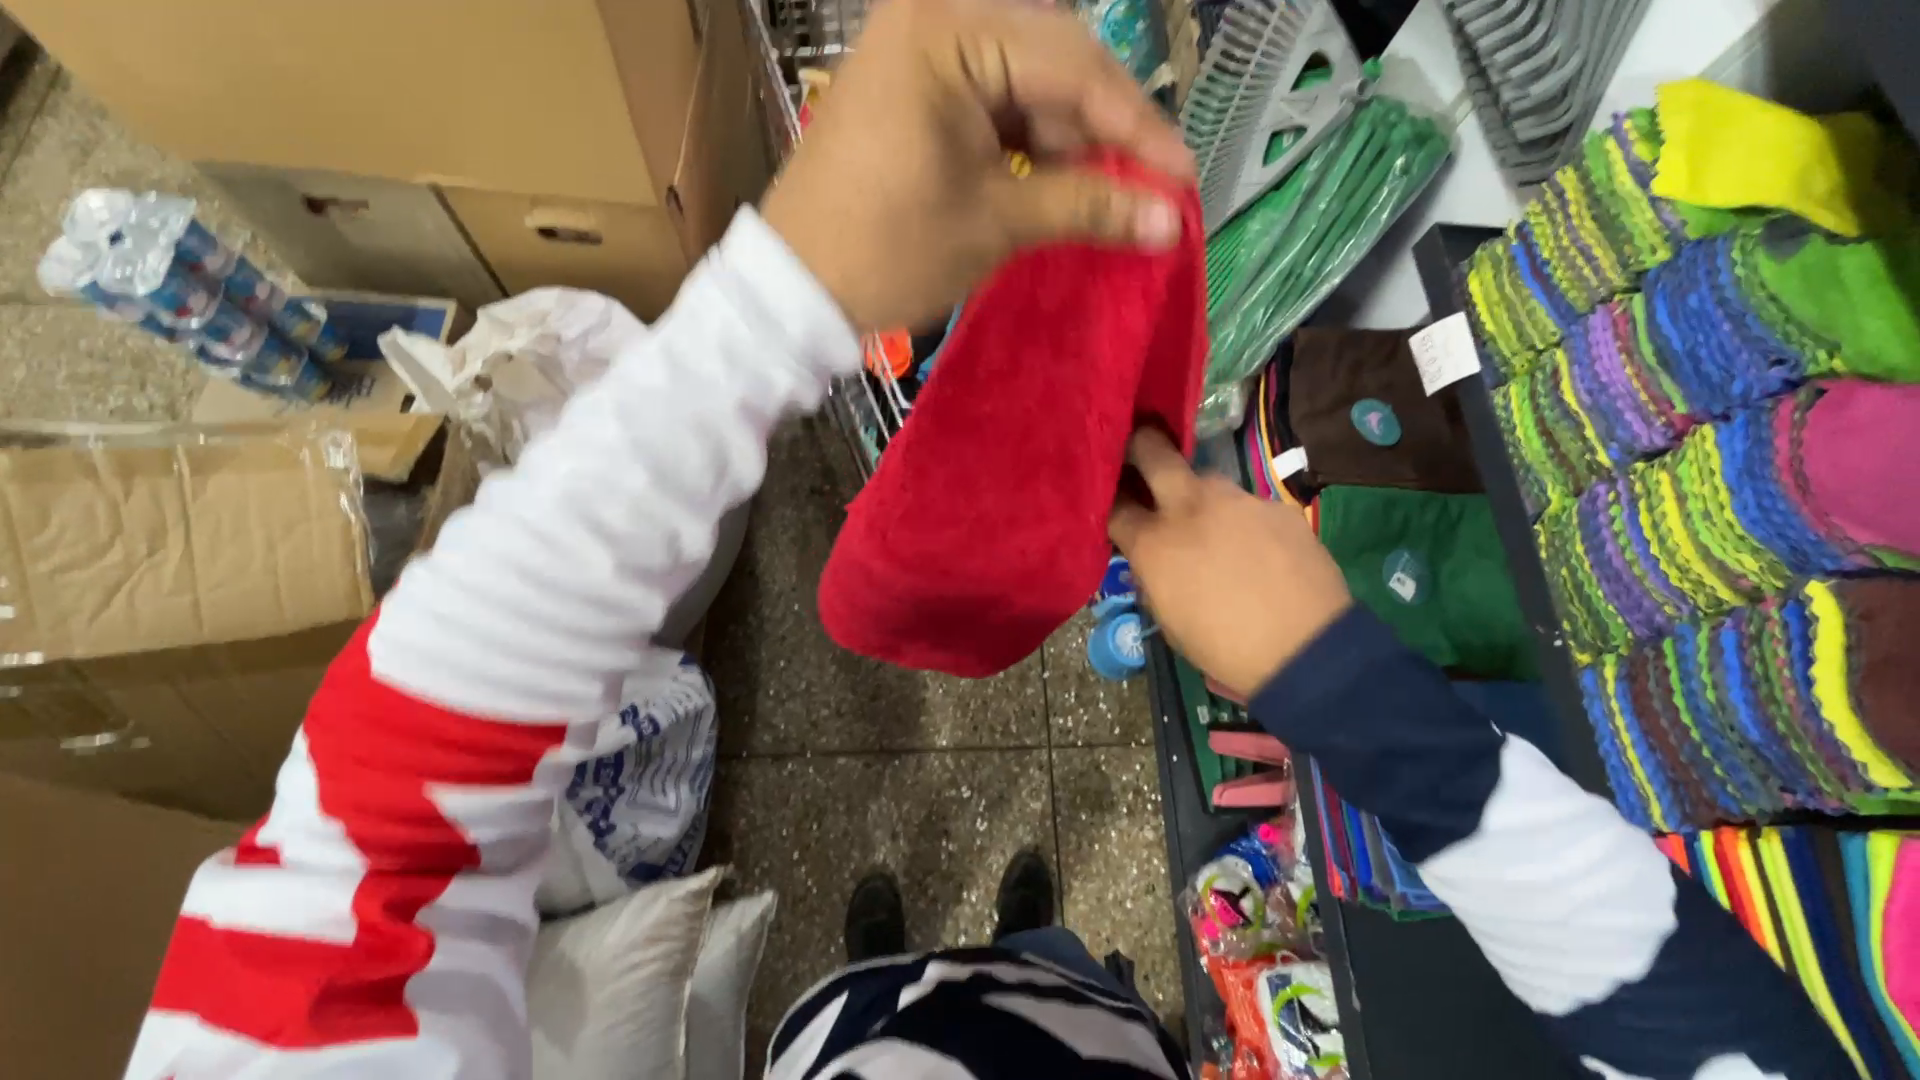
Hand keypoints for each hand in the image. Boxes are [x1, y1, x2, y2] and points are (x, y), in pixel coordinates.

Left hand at [760, 0, 1193, 332]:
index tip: (1181, 180)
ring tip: (1102, 198)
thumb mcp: (995, 224)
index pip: (1072, 64)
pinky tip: (1056, 183)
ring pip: (1026, 83)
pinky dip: (1029, 144)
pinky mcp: (912, 88)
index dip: (1137, 126)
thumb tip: (1170, 218)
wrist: (793, 289)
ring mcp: (918, 49)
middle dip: (1104, 130)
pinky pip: (992, 102)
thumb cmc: (888, 251)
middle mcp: (933, 16)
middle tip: (1147, 189)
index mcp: (947, 30)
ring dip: (1069, 140)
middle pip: (1053, 61)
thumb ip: (1088, 206)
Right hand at [1108, 430, 1352, 700]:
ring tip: (1215, 529)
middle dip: (1140, 448)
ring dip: (1200, 496)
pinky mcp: (1276, 505)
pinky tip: (1259, 550)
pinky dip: (1243, 520)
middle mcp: (1190, 506)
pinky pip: (1248, 504)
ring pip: (1206, 480)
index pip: (1114, 504)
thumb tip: (1149, 556)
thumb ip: (1151, 574)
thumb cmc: (1222, 647)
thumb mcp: (1167, 617)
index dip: (1110, 501)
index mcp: (1153, 542)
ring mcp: (1237, 500)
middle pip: (1153, 450)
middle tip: (1140, 458)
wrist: (1305, 648)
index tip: (1113, 504)